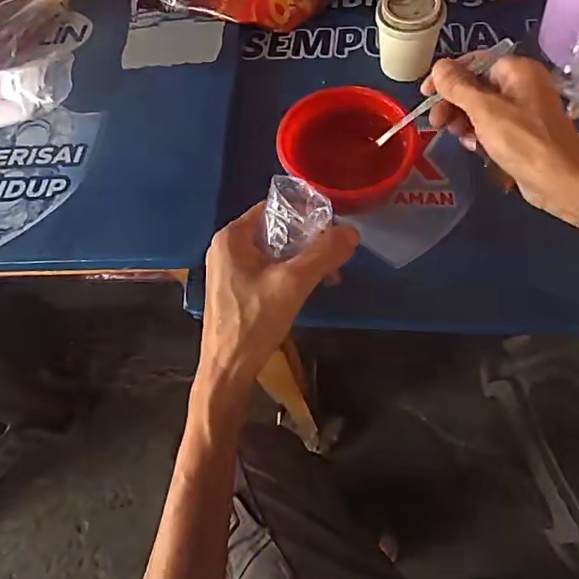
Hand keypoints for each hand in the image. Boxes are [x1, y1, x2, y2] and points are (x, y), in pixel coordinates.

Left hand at [196, 203, 358, 412]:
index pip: (272, 208)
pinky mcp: (234, 289)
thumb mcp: (293, 283)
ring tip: (329, 275)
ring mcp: (228, 269)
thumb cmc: (254, 321)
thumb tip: (352, 230)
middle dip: (308, 241)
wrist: (226, 370)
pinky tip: (309, 288)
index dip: (304, 213)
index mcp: (232, 236)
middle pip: (275, 230)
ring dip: (302, 260)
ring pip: (273, 252)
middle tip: (336, 254)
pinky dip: (289, 274)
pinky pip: (267, 269)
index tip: (332, 224)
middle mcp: (226, 246)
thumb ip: (323, 254)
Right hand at [422, 54, 578, 226]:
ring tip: (456, 136)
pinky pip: (491, 124)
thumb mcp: (484, 111)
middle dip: (452, 102)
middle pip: (474, 85)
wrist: (562, 182)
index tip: (425, 94)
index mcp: (517, 70)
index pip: (472, 61)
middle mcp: (521, 84)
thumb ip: (457, 86)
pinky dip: (477, 133)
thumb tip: (439, 65)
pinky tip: (473, 146)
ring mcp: (523, 109)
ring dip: (462, 120)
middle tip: (436, 122)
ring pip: (479, 107)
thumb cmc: (523, 142)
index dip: (446, 76)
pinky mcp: (522, 132)